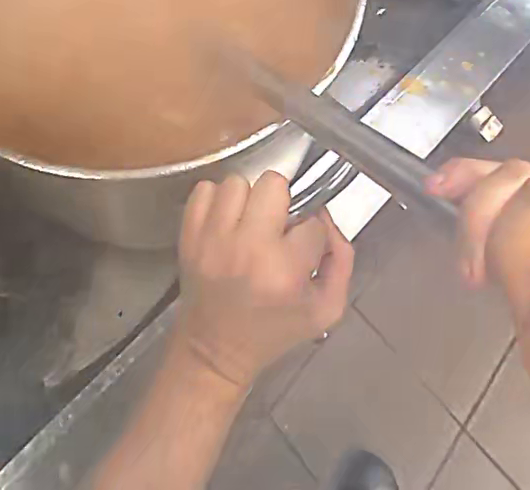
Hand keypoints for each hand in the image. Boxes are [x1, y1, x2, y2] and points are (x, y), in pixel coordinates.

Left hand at [173, 171, 354, 389]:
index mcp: (284, 272)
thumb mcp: (325, 311)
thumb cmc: (273, 329)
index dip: (313, 231)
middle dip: (281, 201)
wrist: (215, 347)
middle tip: (276, 223)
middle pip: (272, 184)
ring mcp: (213, 238)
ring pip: (237, 182)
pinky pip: (204, 188)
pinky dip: (216, 199)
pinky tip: (225, 221)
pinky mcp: (188, 233)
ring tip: (248, 222)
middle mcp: (247, 249)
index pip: (312, 222)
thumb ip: (341, 262)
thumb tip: (326, 217)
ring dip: (247, 198)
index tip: (304, 245)